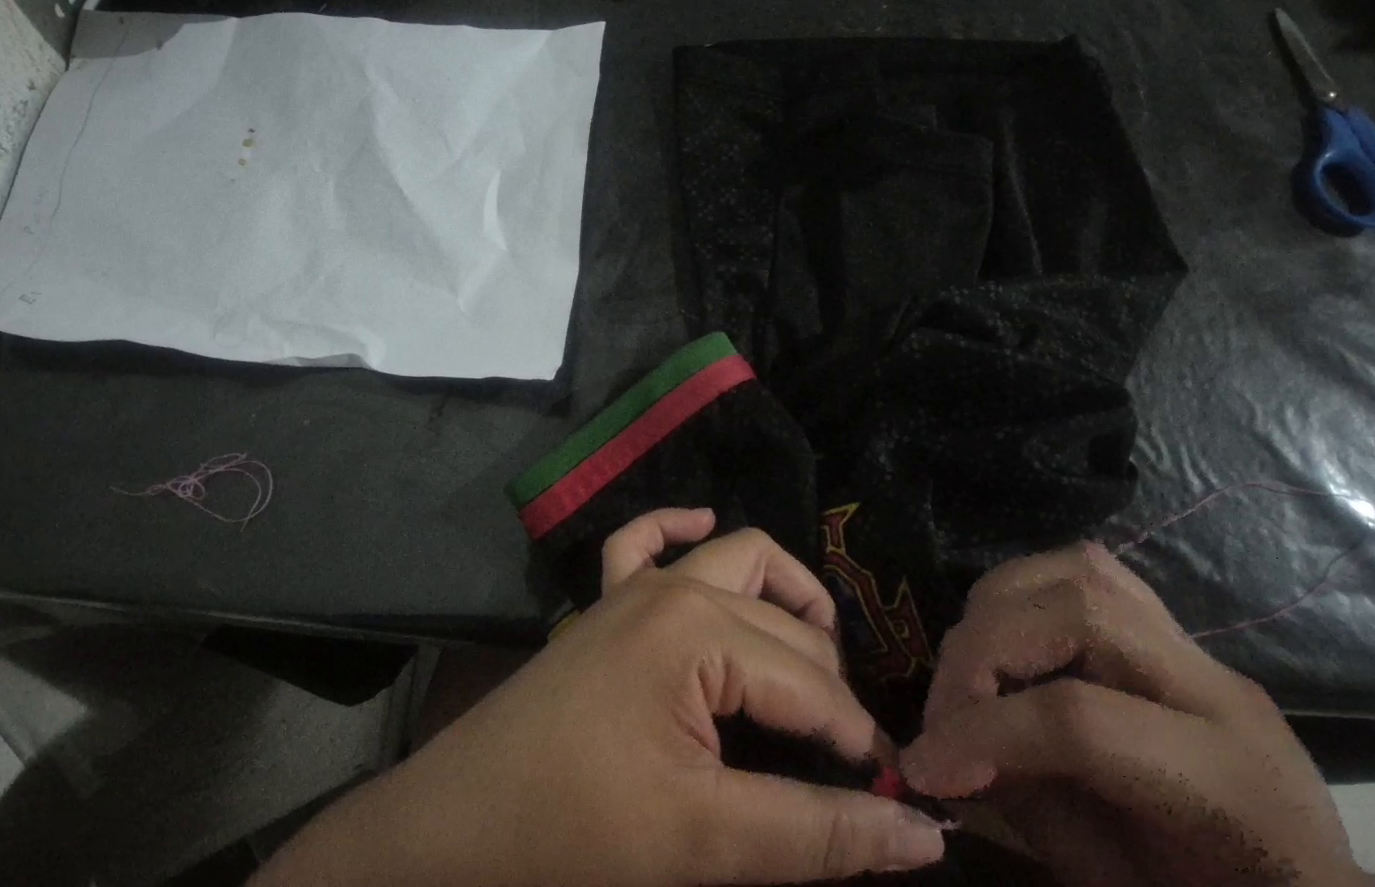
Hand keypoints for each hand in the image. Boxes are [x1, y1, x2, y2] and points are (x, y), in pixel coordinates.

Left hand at [253, 517, 945, 886]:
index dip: (862, 747)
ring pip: (734, 560)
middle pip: (785, 626)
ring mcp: (630, 588)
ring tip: (817, 655)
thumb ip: (816, 835)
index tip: (896, 801)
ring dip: (783, 595)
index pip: (814, 687)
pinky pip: (643, 541)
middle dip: (829, 688)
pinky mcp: (600, 605)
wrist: (451, 830)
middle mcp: (672, 589)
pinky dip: (680, 531)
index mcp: (699, 631)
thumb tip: (923, 837)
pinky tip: (705, 536)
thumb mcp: (704, 843)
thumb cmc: (573, 836)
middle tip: (848, 762)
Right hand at [902, 542, 1372, 886]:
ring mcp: (1199, 650)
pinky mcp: (1174, 634)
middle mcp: (1218, 691)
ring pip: (1080, 571)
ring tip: (968, 673)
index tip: (920, 766)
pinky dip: (1026, 594)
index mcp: (1225, 781)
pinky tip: (1004, 643)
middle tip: (941, 714)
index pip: (1079, 719)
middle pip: (1079, 612)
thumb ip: (1030, 802)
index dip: (981, 733)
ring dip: (997, 610)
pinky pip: (1089, 575)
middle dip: (980, 654)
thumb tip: (947, 746)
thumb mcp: (1113, 882)